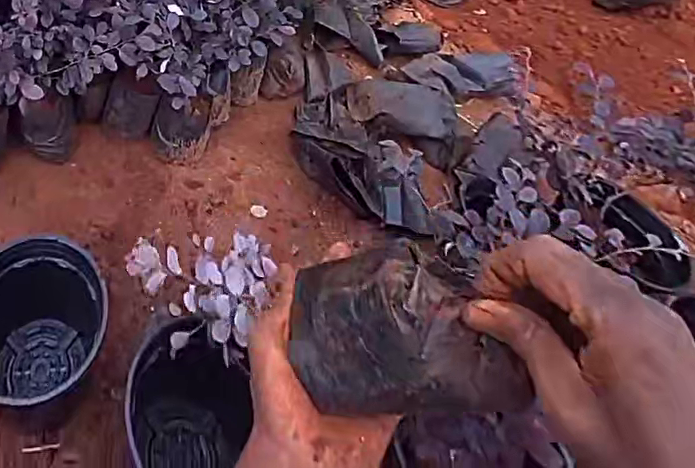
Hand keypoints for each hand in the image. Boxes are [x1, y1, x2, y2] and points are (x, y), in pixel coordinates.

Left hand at [237, 243, 399, 467]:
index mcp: (308, 336)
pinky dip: (417, 363)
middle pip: (356, 311)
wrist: (299, 462)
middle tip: (386, 264)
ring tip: (411, 290)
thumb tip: (289, 268)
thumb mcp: (265, 345)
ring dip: (396, 317)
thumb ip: (277, 309)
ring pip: (383, 339)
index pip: (323, 294)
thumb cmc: (274, 404)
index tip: (347, 248)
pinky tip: (429, 339)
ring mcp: (364, 377)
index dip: (334, 270)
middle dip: (369, 286)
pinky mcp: (386, 404)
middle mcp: (337, 351)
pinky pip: (406, 381)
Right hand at [462, 237, 694, 467]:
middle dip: (518, 278)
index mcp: (617, 312)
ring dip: (545, 294)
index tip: (480, 304)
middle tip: (496, 320)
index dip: (498, 268)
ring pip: (582, 276)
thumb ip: (527, 343)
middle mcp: (642, 302)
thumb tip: (480, 307)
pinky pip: (609, 301)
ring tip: (527, 339)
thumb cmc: (642, 464)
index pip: (538, 252)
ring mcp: (662, 319)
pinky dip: (574, 309)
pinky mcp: (673, 340)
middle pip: (560, 257)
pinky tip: (566, 350)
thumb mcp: (571, 408)